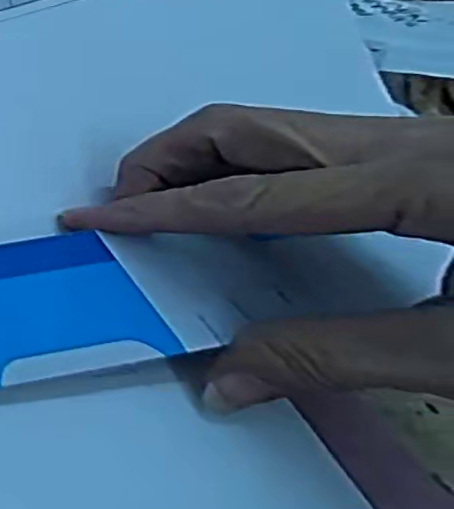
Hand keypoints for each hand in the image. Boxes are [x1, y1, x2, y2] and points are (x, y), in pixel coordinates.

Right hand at [59, 103, 453, 409]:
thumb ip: (330, 357)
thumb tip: (224, 382)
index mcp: (422, 182)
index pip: (243, 195)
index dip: (153, 210)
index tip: (88, 219)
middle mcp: (407, 142)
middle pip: (237, 126)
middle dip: (162, 162)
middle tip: (129, 208)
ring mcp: (416, 140)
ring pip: (263, 126)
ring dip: (196, 160)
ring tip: (172, 207)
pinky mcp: (422, 153)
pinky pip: (297, 144)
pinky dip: (242, 169)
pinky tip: (247, 210)